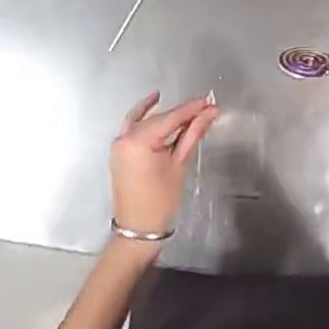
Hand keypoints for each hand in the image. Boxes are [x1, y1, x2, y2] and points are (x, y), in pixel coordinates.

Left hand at [110, 92, 218, 237]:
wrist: (138, 227)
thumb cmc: (160, 201)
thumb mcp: (178, 165)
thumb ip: (192, 135)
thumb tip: (208, 114)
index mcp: (139, 141)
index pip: (170, 118)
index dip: (192, 109)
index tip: (209, 101)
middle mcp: (125, 137)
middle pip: (158, 118)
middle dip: (182, 113)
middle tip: (206, 108)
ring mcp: (119, 143)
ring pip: (146, 120)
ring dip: (166, 114)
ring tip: (190, 110)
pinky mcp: (119, 149)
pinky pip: (132, 125)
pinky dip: (144, 115)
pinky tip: (155, 102)